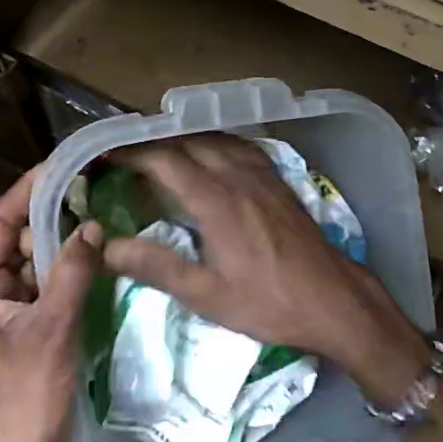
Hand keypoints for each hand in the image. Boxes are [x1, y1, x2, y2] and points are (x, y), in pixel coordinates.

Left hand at [0, 164, 102, 441]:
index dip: (26, 191)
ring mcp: (8, 311)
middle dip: (52, 214)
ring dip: (64, 241)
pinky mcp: (28, 328)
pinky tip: (97, 255)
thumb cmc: (23, 400)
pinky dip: (70, 269)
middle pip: (17, 238)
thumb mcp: (51, 331)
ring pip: (36, 261)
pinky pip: (48, 285)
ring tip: (101, 213)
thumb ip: (72, 272)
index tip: (61, 165)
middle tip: (93, 188)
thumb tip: (91, 225)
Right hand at [102, 134, 431, 402]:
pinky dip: (217, 142)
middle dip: (156, 141)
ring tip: (163, 147)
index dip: (134, 153)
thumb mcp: (208, 295)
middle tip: (129, 151)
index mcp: (217, 201)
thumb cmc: (268, 303)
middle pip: (190, 143)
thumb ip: (158, 267)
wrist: (334, 300)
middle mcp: (238, 177)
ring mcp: (263, 176)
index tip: (108, 153)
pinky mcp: (279, 182)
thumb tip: (108, 246)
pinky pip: (242, 146)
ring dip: (186, 138)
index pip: (166, 161)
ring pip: (217, 139)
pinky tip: (214, 153)